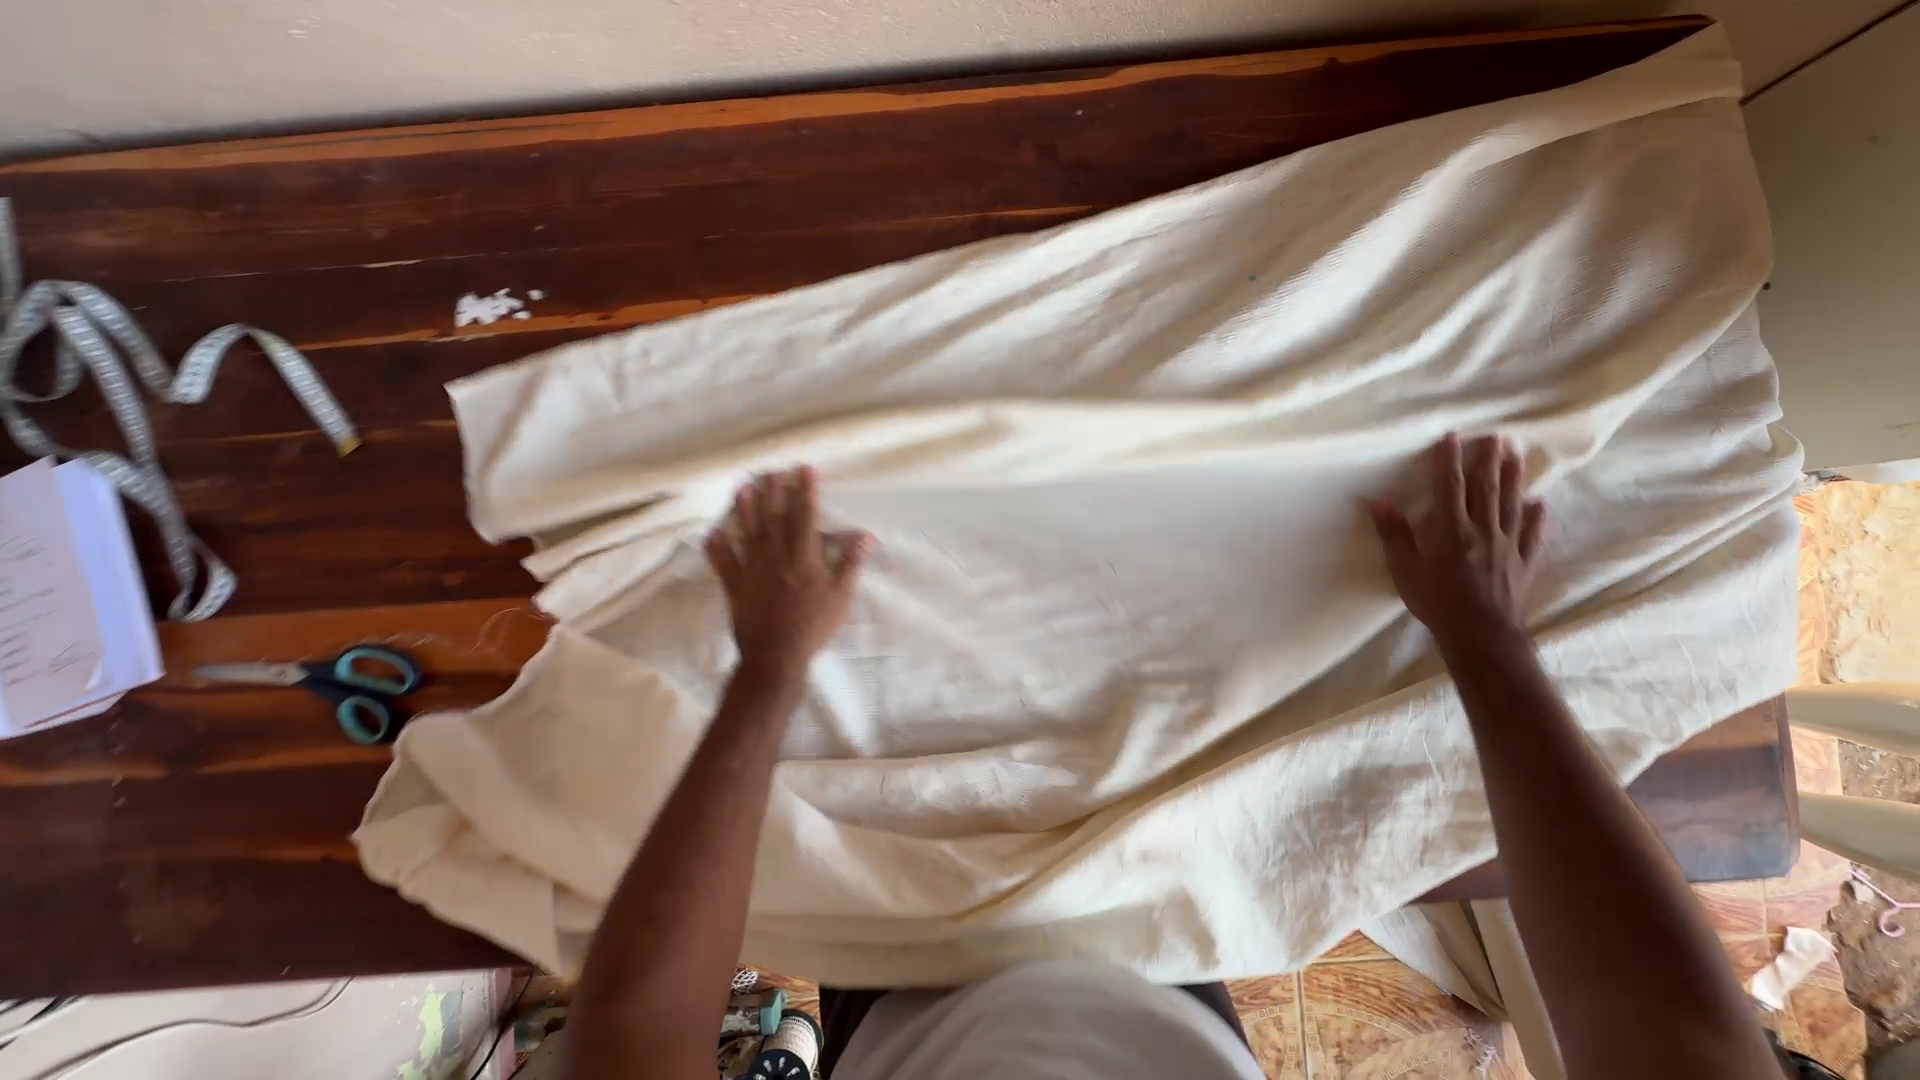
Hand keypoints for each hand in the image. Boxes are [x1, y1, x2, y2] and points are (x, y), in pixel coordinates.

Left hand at [705, 466, 872, 675]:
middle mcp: (776, 556)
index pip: (806, 516)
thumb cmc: (814, 626)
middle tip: (772, 470)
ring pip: (748, 532)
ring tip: (743, 487)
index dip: (806, 491)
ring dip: (745, 509)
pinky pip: (723, 562)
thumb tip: (866, 536)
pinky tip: (712, 531)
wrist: (776, 655)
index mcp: (804, 557)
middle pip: (775, 517)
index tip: (804, 469)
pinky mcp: (735, 585)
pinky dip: (717, 547)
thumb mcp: (841, 597)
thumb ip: (851, 564)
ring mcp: (752, 570)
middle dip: (774, 491)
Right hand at [1368, 433, 1545, 649]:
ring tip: (1516, 454)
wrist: (1480, 633)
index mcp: (1451, 530)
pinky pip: (1532, 535)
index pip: (1450, 487)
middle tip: (1496, 435)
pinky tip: (1539, 503)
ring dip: (1514, 477)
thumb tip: (1378, 501)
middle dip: (1488, 460)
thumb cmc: (1436, 602)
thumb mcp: (1404, 570)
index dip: (1449, 460)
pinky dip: (1536, 518)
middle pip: (1486, 488)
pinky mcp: (1524, 561)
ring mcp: (1508, 544)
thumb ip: (1394, 534)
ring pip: (1512, 504)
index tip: (1453, 437)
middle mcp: (1482, 530)